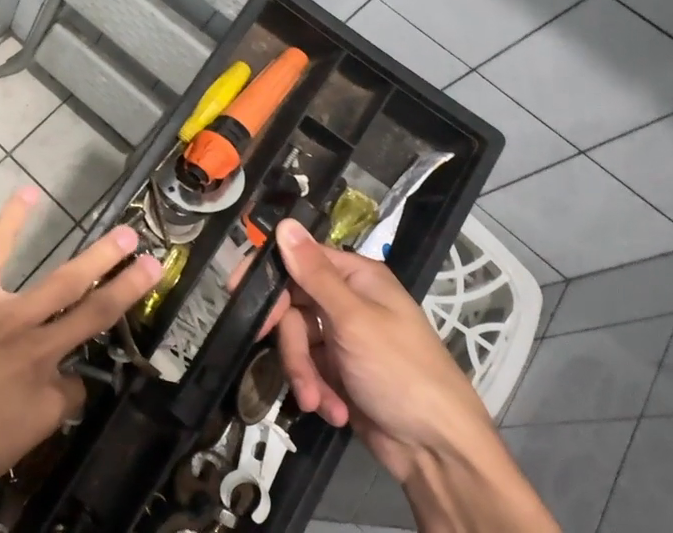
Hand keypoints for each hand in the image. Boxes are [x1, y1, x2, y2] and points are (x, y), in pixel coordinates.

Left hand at [0, 187, 163, 522]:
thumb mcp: (0, 456)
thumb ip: (27, 419)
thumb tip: (42, 394)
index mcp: (45, 405)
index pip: (76, 388)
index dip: (69, 388)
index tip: (56, 387)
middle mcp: (36, 356)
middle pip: (93, 317)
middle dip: (127, 288)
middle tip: (153, 263)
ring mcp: (3, 321)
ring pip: (64, 282)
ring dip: (99, 256)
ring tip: (127, 234)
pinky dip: (11, 221)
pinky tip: (28, 195)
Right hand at [264, 218, 493, 482]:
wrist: (436, 450)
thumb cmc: (401, 373)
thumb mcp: (354, 320)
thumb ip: (314, 273)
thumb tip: (285, 222)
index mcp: (358, 278)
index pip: (299, 260)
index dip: (268, 276)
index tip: (235, 292)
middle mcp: (348, 302)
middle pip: (291, 306)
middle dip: (291, 344)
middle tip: (291, 366)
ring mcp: (343, 338)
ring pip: (295, 342)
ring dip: (303, 375)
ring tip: (319, 402)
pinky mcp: (338, 371)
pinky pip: (307, 369)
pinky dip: (315, 390)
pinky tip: (333, 410)